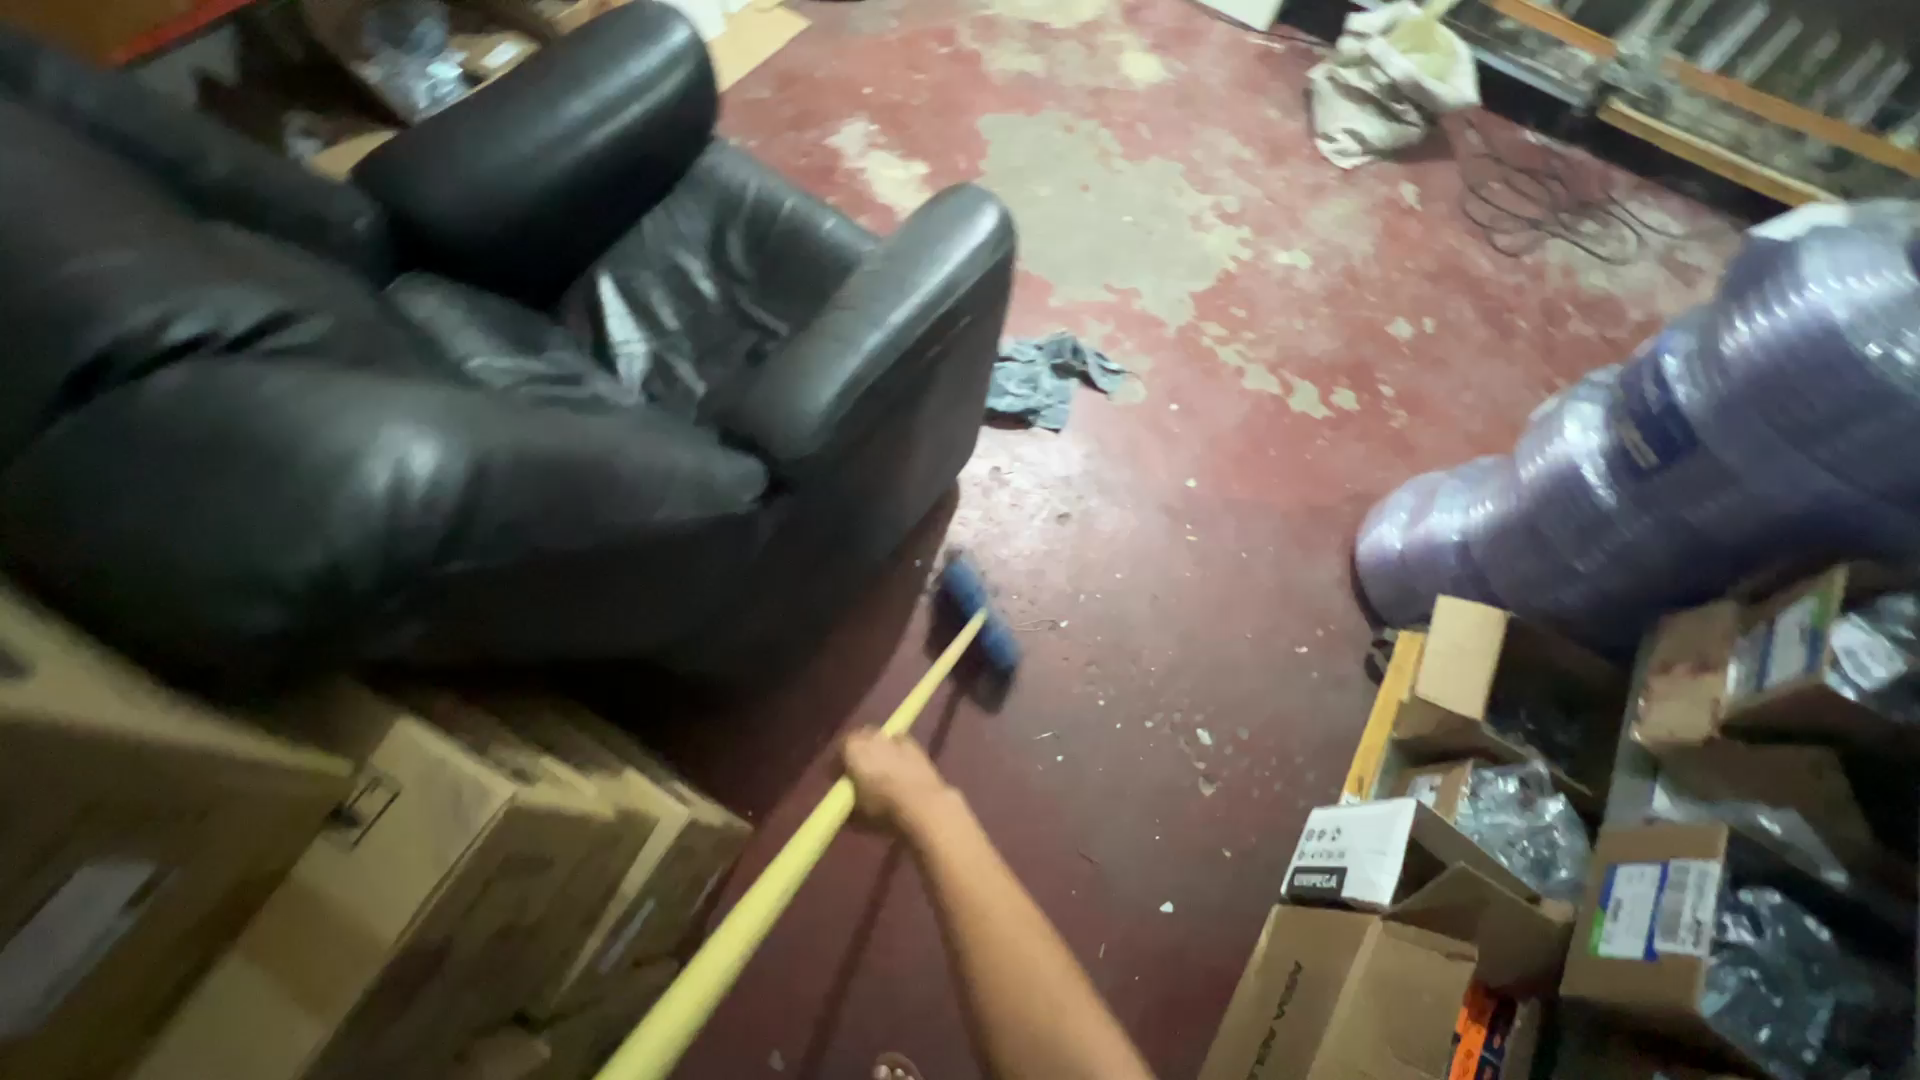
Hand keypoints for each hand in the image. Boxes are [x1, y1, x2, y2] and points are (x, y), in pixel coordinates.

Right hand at [842, 728, 956, 829]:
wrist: (922, 804)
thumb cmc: (882, 808)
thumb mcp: (855, 815)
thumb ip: (847, 805)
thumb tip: (846, 806)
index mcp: (852, 749)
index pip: (840, 748)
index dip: (837, 763)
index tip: (838, 778)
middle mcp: (872, 737)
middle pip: (860, 738)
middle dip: (857, 751)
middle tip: (858, 771)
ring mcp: (895, 739)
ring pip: (881, 738)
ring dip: (877, 750)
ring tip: (880, 769)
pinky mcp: (915, 745)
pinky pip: (900, 743)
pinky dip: (897, 751)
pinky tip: (899, 766)